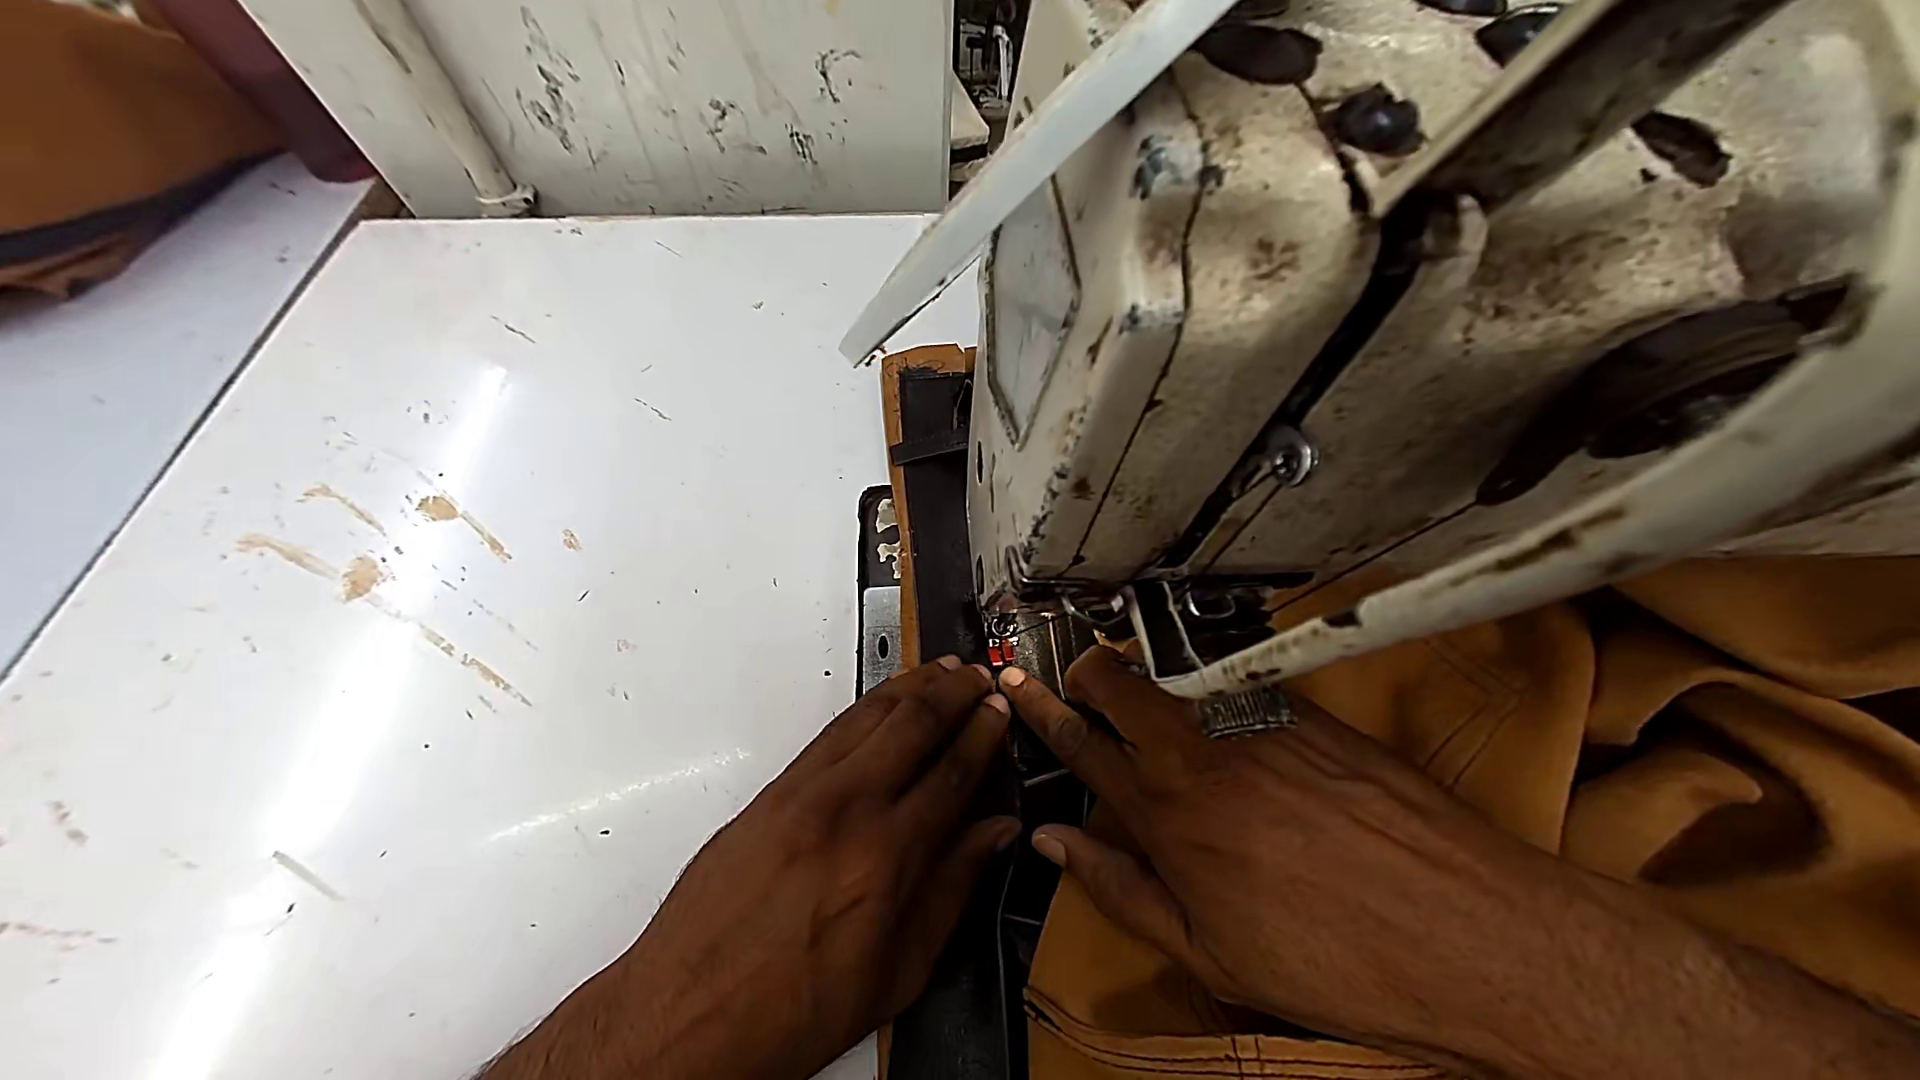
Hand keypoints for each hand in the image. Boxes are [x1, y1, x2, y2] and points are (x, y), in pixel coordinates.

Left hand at [487, 656, 1019, 1079]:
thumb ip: (954, 890)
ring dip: (912, 685)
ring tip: (941, 670)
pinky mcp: (771, 791)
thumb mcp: (898, 972)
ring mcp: (802, 793)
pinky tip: (884, 698)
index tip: (998, 714)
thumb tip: (993, 835)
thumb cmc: (789, 1009)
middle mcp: (845, 810)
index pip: (952, 773)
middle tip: (978, 677)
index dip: (982, 735)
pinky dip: (866, 704)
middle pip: (914, 725)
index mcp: (885, 858)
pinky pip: (830, 731)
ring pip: (870, 715)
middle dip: (954, 692)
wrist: (685, 1015)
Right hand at [1002, 647, 1919, 1079]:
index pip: (1078, 744)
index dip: (1040, 708)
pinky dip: (1202, 687)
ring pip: (1166, 671)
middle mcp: (1194, 754)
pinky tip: (1215, 710)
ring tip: (1139, 689)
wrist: (1470, 932)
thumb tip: (1051, 839)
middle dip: (1084, 670)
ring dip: (1140, 673)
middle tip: (1075, 676)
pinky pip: (1226, 681)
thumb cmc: (1327, 960)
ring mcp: (1247, 722)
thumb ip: (1118, 886)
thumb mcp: (1207, 953)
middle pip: (1114, 681)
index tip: (1014, 680)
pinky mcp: (1297, 708)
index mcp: (1164, 816)